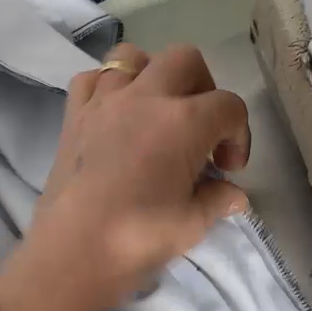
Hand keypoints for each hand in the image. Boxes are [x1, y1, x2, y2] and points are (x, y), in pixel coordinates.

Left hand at [0, 44, 250, 310]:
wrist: (72, 253)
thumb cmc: (138, 239)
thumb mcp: (192, 225)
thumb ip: (216, 200)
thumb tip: (232, 194)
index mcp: (185, 122)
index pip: (229, 107)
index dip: (238, 135)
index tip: (227, 169)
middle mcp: (145, 98)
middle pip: (186, 60)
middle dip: (203, 88)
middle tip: (200, 130)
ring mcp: (104, 101)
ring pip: (134, 57)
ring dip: (154, 75)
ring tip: (156, 112)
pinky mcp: (73, 115)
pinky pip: (92, 78)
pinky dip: (108, 86)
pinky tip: (115, 115)